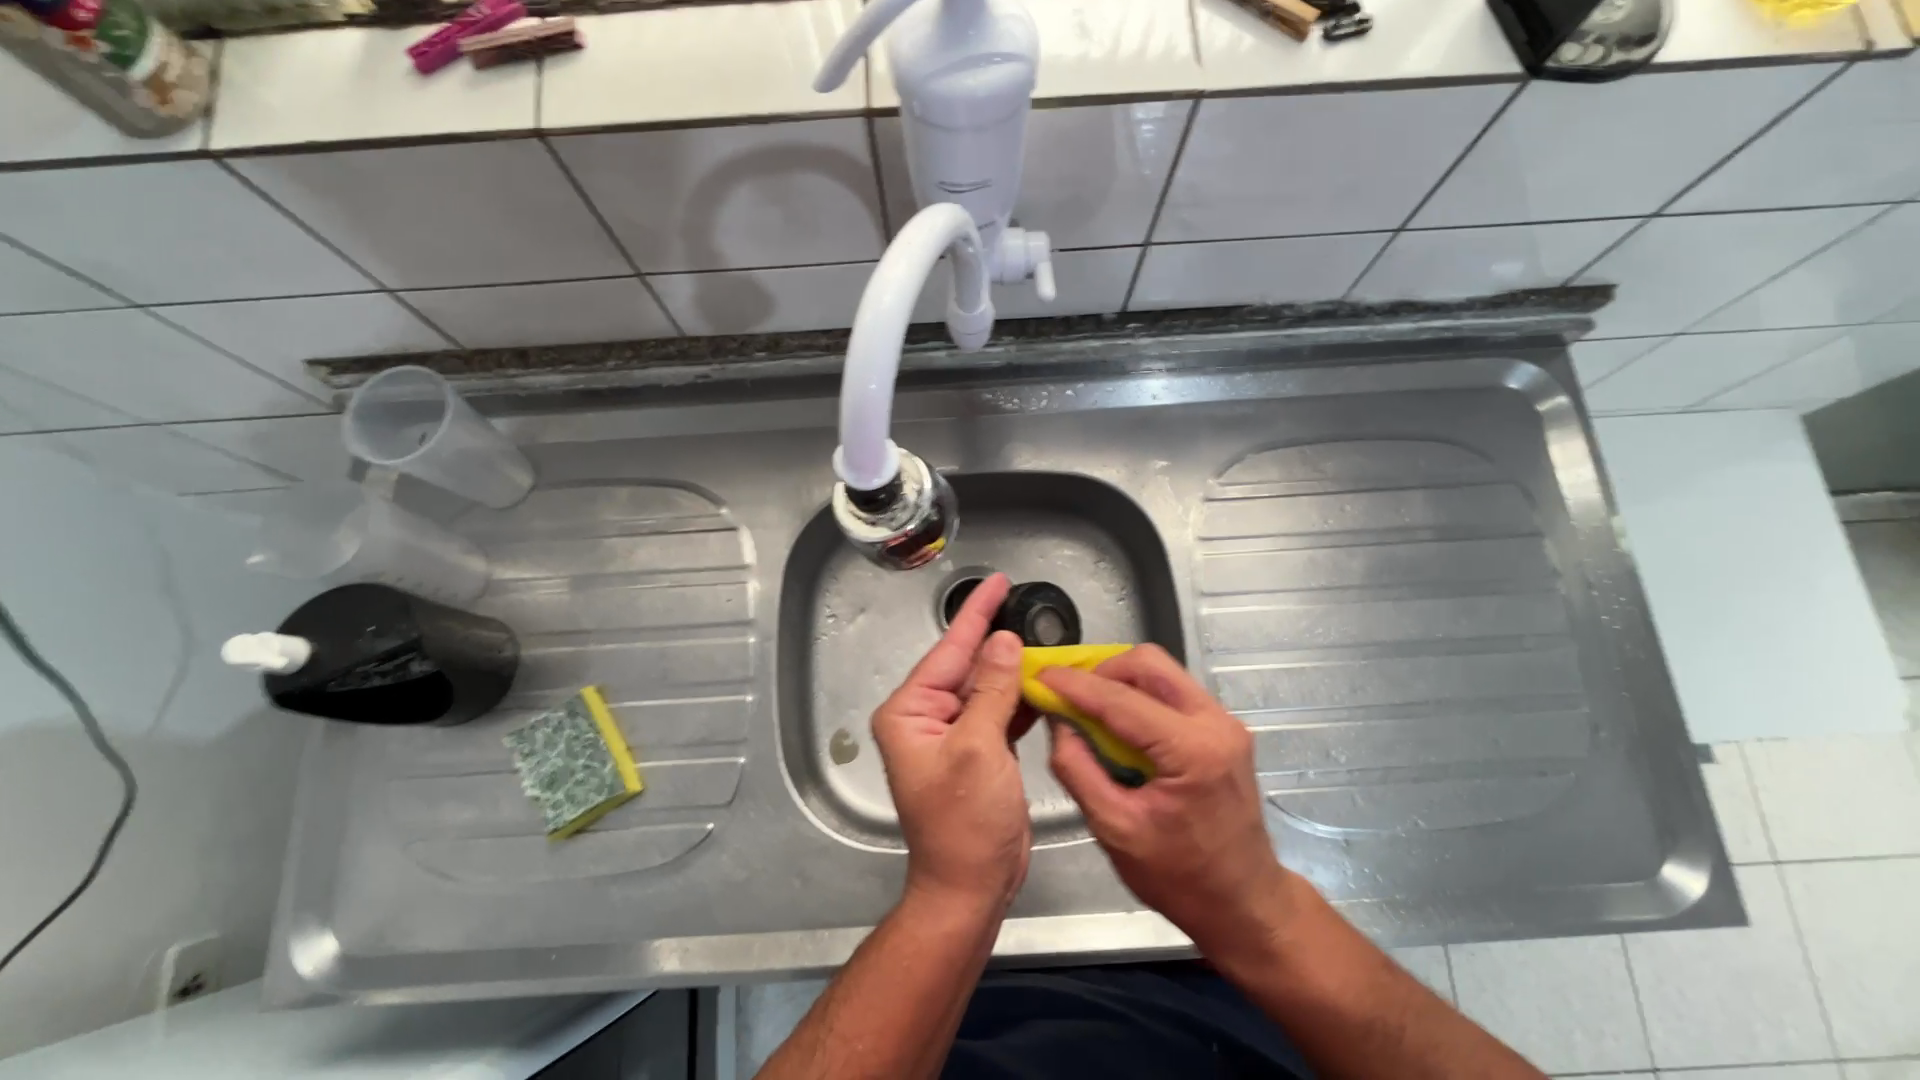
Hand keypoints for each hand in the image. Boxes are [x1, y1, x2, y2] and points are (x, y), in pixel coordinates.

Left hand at [871, 572, 1034, 911]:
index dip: (976, 615)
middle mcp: (928, 717)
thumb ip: (991, 691)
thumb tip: (1004, 641)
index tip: (998, 583)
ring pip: (990, 688)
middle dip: (1001, 642)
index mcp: (910, 712)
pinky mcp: (982, 751)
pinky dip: (1025, 699)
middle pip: (970, 667)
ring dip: (1018, 670)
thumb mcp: (978, 750)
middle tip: (1032, 609)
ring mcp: (956, 735)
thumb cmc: (963, 824)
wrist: (970, 886)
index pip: (948, 651)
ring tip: (1048, 641)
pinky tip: (1049, 682)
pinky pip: (1002, 712)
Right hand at [1040, 644, 1300, 956]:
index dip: (1074, 685)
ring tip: (1085, 708)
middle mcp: (1216, 723)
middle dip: (1101, 672)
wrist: (1244, 904)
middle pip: (1149, 664)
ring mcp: (1225, 724)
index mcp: (1192, 750)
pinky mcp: (1224, 732)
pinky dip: (1140, 697)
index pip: (1121, 700)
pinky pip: (1174, 694)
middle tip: (1067, 695)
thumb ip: (1078, 771)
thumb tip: (1058, 725)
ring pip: (1163, 673)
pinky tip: (1116, 724)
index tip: (1038, 677)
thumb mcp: (1114, 829)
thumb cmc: (1180, 878)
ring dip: (1120, 682)